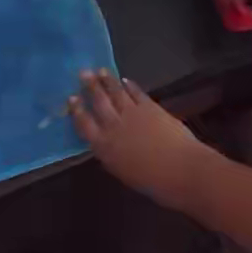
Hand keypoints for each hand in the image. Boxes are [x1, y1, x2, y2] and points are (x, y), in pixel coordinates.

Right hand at [70, 70, 217, 205]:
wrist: (180, 168)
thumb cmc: (152, 181)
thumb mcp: (123, 172)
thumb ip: (112, 156)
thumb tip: (108, 145)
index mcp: (104, 147)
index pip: (85, 125)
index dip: (77, 111)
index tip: (71, 98)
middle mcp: (114, 126)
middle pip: (99, 103)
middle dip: (90, 87)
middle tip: (83, 73)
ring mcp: (132, 113)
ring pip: (116, 93)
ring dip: (107, 81)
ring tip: (100, 71)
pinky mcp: (150, 106)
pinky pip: (136, 92)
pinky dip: (130, 85)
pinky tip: (125, 80)